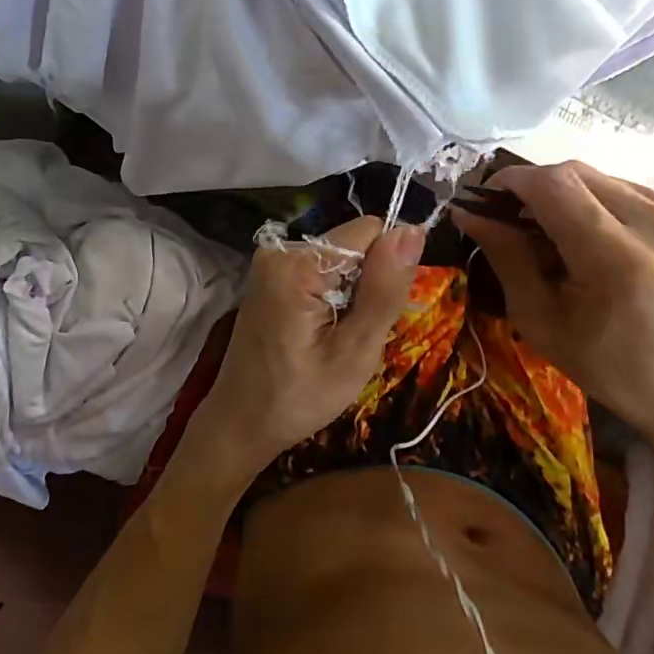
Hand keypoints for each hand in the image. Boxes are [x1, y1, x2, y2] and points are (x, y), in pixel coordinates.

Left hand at [189, 216, 424, 477]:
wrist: (240, 423)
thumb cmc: (298, 398)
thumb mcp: (355, 352)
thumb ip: (384, 290)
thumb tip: (413, 230)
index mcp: (297, 264)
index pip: (369, 231)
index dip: (385, 270)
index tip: (371, 316)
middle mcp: (279, 251)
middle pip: (353, 245)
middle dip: (366, 285)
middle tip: (350, 337)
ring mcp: (269, 263)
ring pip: (340, 260)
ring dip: (350, 295)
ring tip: (333, 338)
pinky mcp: (269, 277)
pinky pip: (320, 271)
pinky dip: (331, 298)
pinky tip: (318, 333)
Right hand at [452, 162, 653, 452]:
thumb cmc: (609, 366)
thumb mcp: (541, 320)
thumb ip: (507, 257)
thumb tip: (469, 212)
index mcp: (619, 261)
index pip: (555, 185)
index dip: (513, 181)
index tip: (489, 197)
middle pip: (579, 173)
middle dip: (538, 189)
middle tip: (517, 219)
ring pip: (607, 179)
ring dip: (573, 198)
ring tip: (562, 236)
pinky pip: (638, 192)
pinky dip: (608, 207)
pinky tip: (606, 241)